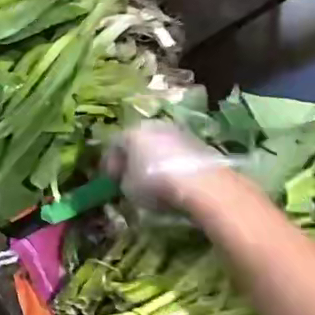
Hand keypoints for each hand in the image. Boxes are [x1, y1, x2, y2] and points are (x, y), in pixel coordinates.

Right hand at [102, 122, 233, 212]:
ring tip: (154, 181)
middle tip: (130, 177)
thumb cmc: (156, 184)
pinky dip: (171, 164)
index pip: (113, 145)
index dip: (110, 163)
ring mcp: (179, 133)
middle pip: (138, 142)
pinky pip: (176, 154)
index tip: (111, 180)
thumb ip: (123, 179)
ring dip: (153, 161)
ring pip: (158, 146)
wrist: (204, 185)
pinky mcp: (199, 143)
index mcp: (131, 133)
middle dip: (133, 159)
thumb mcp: (127, 188)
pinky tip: (173, 180)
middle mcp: (154, 126)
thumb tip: (129, 178)